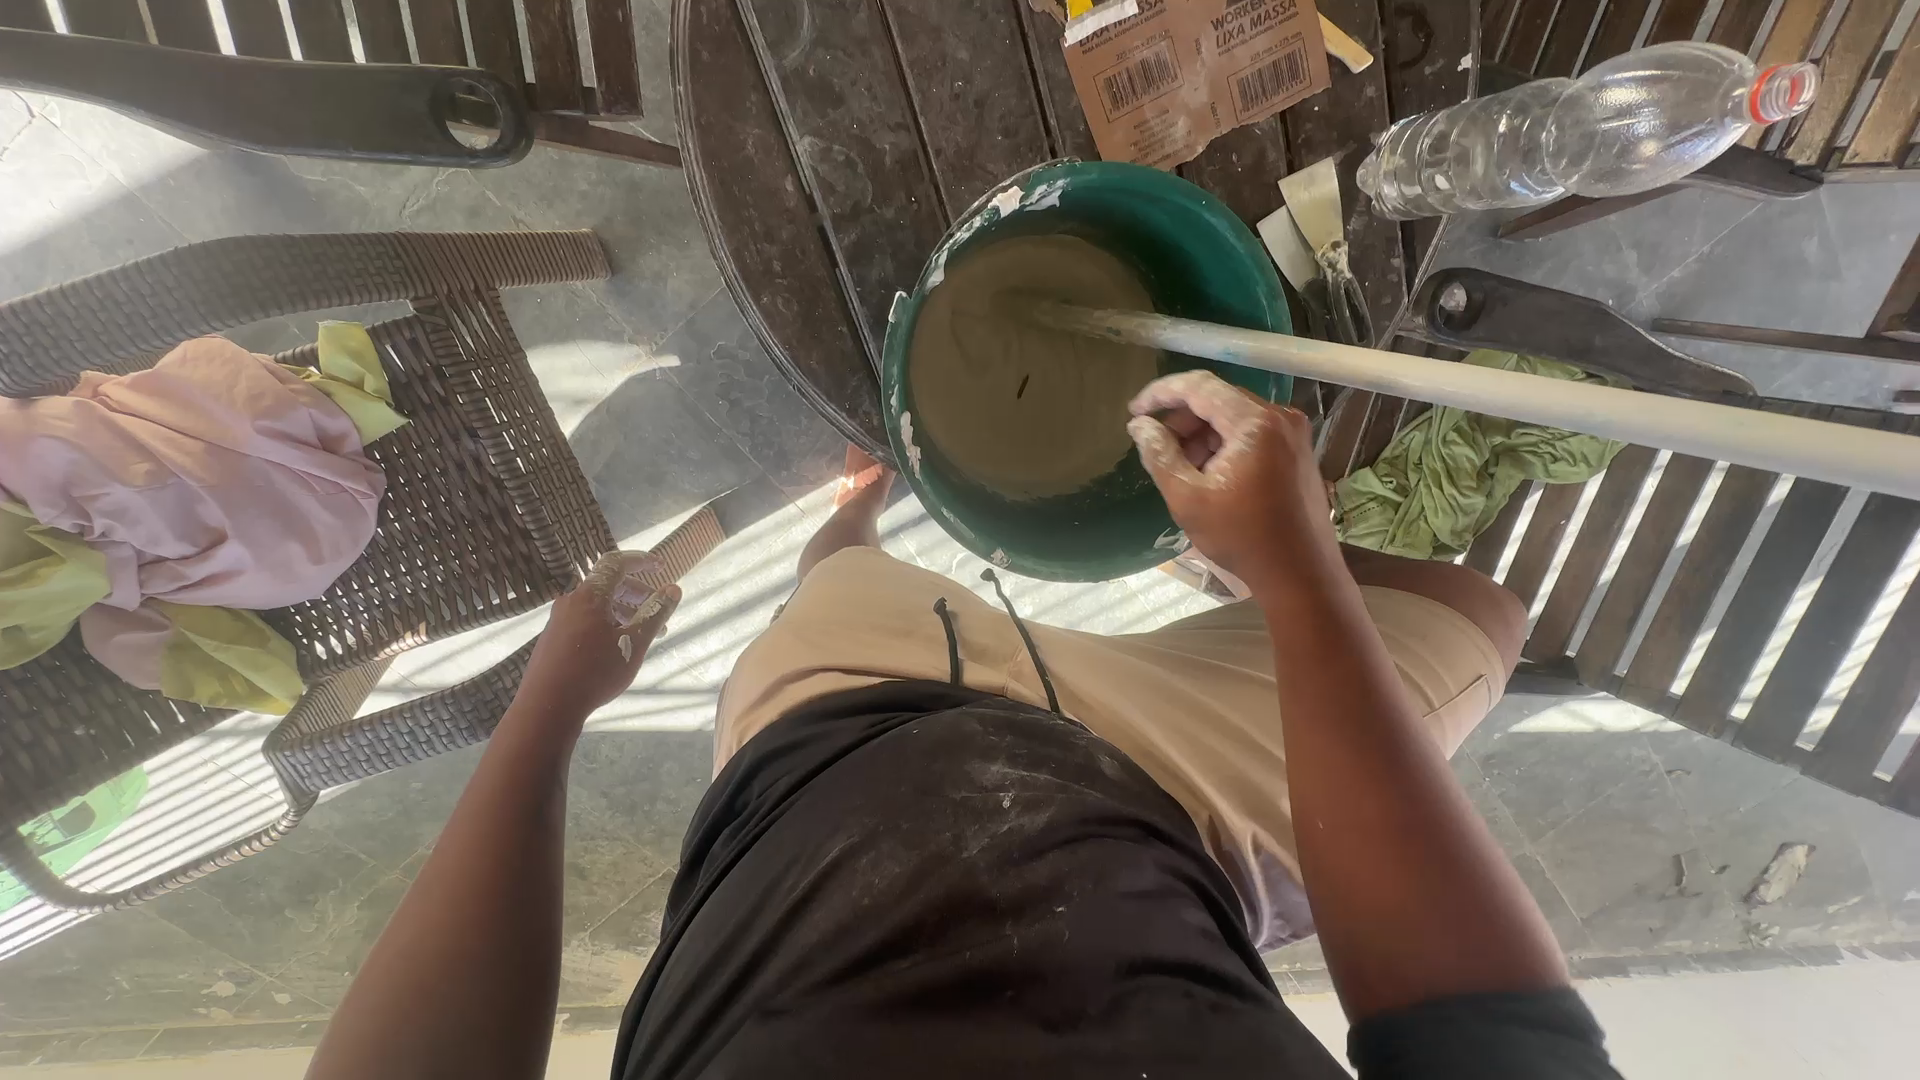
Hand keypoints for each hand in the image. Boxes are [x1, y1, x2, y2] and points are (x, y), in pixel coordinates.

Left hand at [518, 552, 681, 717]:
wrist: (546, 707)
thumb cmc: (594, 672)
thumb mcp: (633, 642)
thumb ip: (655, 613)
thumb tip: (673, 588)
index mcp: (590, 596)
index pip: (616, 564)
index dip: (640, 560)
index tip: (661, 566)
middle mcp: (571, 602)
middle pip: (608, 585)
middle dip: (638, 593)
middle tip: (658, 609)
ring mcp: (559, 620)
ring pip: (598, 605)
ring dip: (625, 611)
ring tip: (643, 633)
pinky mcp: (554, 638)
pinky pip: (586, 619)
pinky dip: (608, 623)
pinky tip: (618, 647)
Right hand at [1127, 370, 1334, 585]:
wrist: (1300, 573)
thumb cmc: (1241, 537)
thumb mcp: (1187, 497)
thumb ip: (1160, 454)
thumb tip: (1140, 425)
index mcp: (1254, 422)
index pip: (1199, 386)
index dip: (1161, 393)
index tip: (1134, 411)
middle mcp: (1279, 417)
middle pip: (1218, 400)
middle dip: (1181, 420)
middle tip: (1156, 448)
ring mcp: (1292, 434)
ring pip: (1233, 417)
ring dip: (1201, 435)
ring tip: (1181, 469)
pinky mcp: (1296, 451)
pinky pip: (1251, 434)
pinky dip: (1223, 445)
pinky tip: (1207, 475)